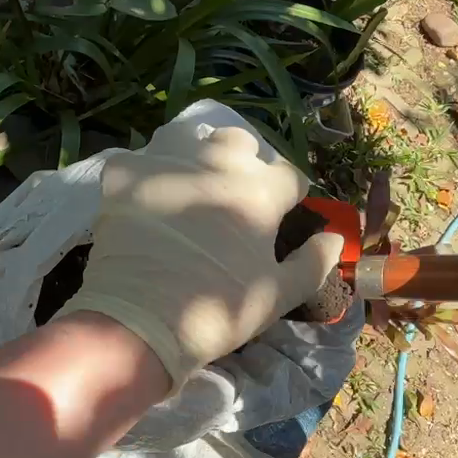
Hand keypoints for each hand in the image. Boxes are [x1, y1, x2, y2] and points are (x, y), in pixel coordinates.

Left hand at [56, 100, 342, 387]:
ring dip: (194, 153)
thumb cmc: (216, 312)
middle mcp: (215, 163)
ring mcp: (166, 162)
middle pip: (239, 143)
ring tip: (188, 184)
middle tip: (229, 198)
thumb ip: (313, 263)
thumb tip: (334, 239)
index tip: (275, 217)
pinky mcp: (123, 173)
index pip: (288, 175)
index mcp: (259, 191)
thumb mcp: (278, 296)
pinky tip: (145, 195)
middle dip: (241, 164)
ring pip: (188, 136)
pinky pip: (139, 157)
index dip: (286, 196)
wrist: (138, 321)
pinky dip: (145, 172)